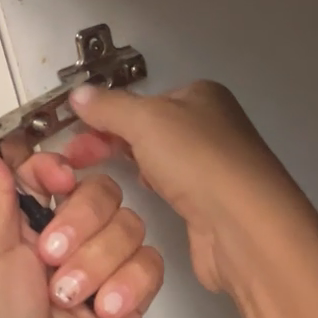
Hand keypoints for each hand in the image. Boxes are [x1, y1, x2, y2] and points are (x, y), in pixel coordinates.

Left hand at [0, 141, 164, 317]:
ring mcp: (94, 276)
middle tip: (53, 257)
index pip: (50, 173)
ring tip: (72, 297)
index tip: (56, 179)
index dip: (58, 169)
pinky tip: (104, 309)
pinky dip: (130, 285)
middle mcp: (58, 250)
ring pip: (127, 225)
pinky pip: (150, 266)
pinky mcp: (124, 305)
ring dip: (100, 260)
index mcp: (16, 234)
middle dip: (82, 221)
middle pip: (98, 192)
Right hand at [65, 81, 317, 294]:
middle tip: (78, 159)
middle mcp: (212, 125)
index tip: (77, 132)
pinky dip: (153, 188)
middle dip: (114, 140)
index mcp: (202, 95)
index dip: (110, 112)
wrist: (240, 224)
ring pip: (159, 159)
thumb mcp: (147, 120)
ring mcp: (212, 164)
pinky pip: (171, 187)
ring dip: (134, 165)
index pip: (146, 98)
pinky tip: (143, 194)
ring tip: (102, 177)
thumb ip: (110, 107)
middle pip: (151, 128)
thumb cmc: (199, 161)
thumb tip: (81, 93)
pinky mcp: (209, 201)